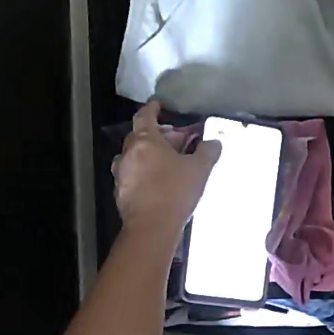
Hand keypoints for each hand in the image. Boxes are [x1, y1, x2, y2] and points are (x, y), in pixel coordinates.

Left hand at [112, 102, 220, 245]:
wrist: (151, 228)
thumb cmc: (174, 193)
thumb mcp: (199, 169)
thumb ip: (207, 151)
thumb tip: (213, 142)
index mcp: (144, 141)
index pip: (144, 116)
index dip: (153, 108)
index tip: (159, 106)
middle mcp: (127, 155)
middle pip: (137, 137)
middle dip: (154, 135)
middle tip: (172, 140)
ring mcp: (120, 175)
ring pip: (132, 158)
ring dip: (145, 156)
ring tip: (164, 162)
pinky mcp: (120, 194)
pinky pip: (131, 176)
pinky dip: (141, 174)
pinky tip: (155, 183)